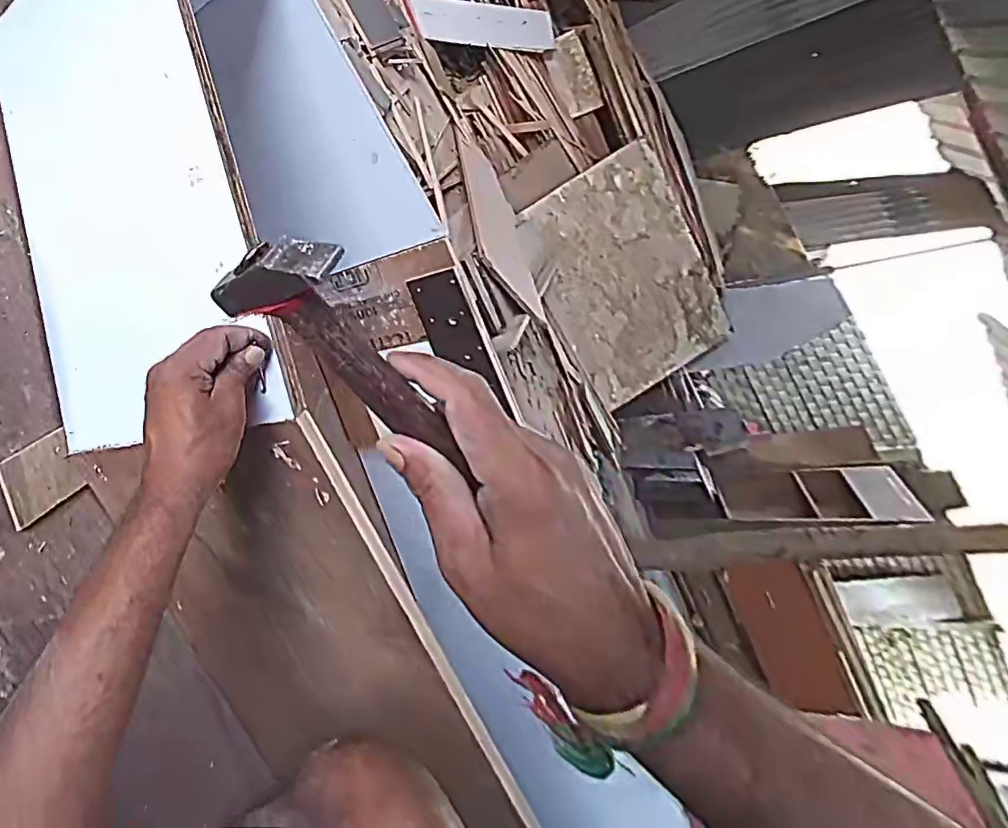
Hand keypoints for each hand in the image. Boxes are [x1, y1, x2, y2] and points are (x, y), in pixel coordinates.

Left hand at [139, 326, 269, 512]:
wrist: (175, 486)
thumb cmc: (196, 457)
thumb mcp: (229, 408)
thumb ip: (239, 372)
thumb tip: (249, 354)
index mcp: (178, 369)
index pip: (215, 335)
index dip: (244, 336)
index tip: (262, 343)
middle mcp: (164, 372)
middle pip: (204, 342)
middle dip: (234, 345)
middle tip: (259, 355)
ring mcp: (160, 383)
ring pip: (196, 356)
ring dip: (222, 358)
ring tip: (247, 370)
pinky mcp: (162, 396)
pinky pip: (188, 371)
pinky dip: (209, 372)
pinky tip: (226, 383)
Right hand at [378, 353, 660, 712]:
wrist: (616, 645)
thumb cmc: (544, 615)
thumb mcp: (466, 562)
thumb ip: (433, 492)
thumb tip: (398, 446)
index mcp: (520, 479)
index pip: (466, 398)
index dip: (424, 370)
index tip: (395, 361)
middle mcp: (546, 460)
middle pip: (479, 400)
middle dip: (431, 388)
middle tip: (391, 401)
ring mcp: (561, 463)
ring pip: (493, 418)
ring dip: (452, 419)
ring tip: (422, 450)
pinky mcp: (565, 472)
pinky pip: (510, 438)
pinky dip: (476, 438)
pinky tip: (461, 470)